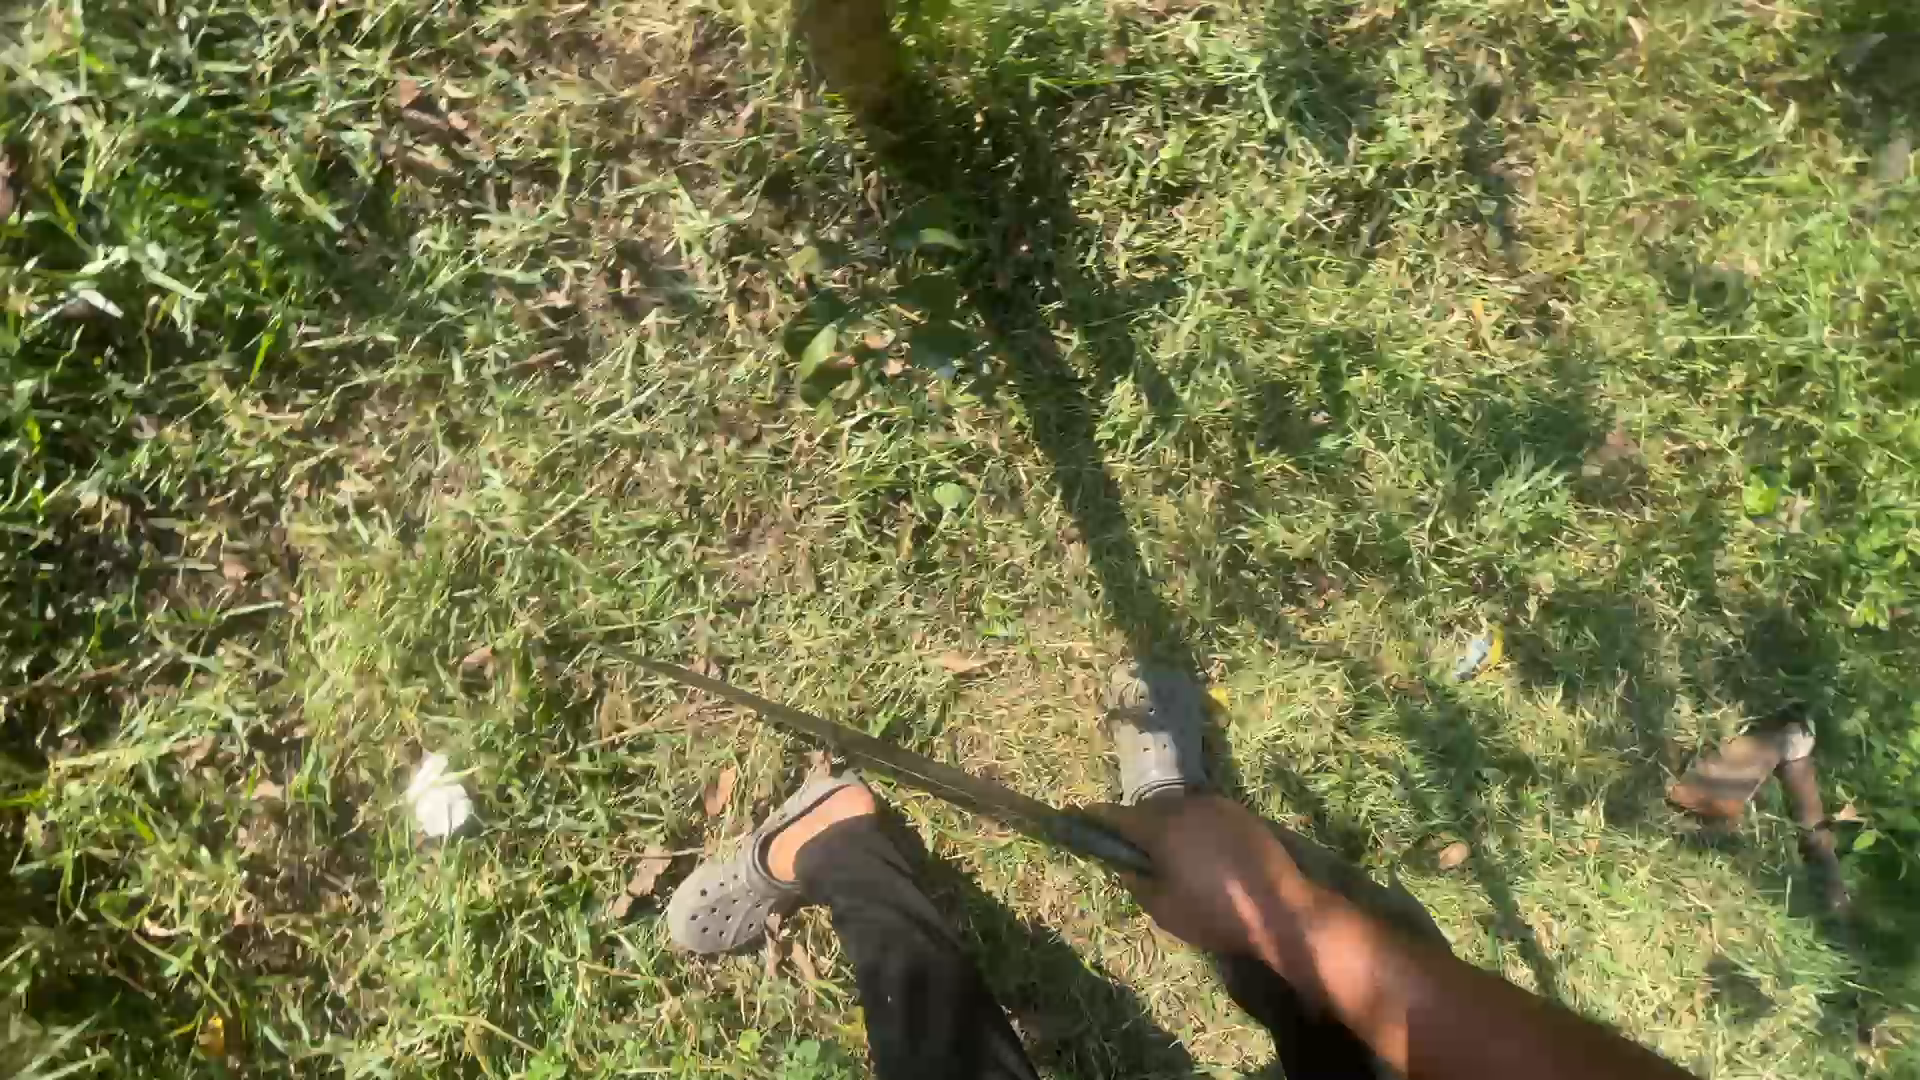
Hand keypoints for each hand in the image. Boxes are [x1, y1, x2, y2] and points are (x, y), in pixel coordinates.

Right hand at [1092, 795, 1317, 967]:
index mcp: (1160, 828)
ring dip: (1168, 823)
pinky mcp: (1238, 811)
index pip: (1117, 816)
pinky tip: (1206, 850)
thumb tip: (1125, 868)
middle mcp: (1183, 806)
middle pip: (1148, 809)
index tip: (1080, 815)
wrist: (1281, 910)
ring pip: (1176, 807)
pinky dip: (1195, 824)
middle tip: (1138, 849)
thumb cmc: (1216, 914)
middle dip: (1137, 824)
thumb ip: (1137, 884)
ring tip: (1175, 851)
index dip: (1096, 817)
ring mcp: (1213, 805)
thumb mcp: (1165, 910)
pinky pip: (1203, 811)